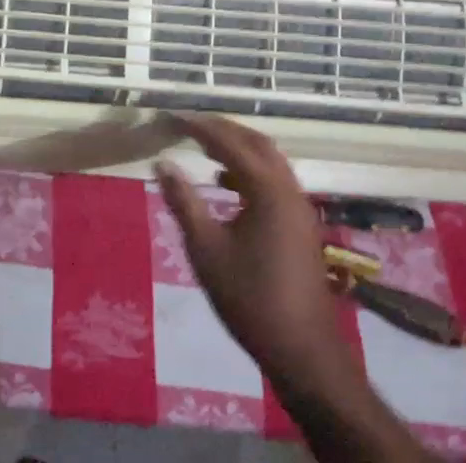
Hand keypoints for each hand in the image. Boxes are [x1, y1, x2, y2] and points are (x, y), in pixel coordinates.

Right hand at [155, 115, 355, 395]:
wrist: (302, 349)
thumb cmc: (249, 297)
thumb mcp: (205, 248)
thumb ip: (184, 201)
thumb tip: (163, 162)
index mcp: (268, 191)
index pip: (229, 144)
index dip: (199, 126)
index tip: (171, 116)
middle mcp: (289, 192)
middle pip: (257, 144)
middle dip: (223, 129)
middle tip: (189, 122)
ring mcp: (299, 209)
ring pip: (269, 163)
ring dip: (237, 148)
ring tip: (202, 145)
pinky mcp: (300, 227)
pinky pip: (273, 182)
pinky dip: (248, 171)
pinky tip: (224, 183)